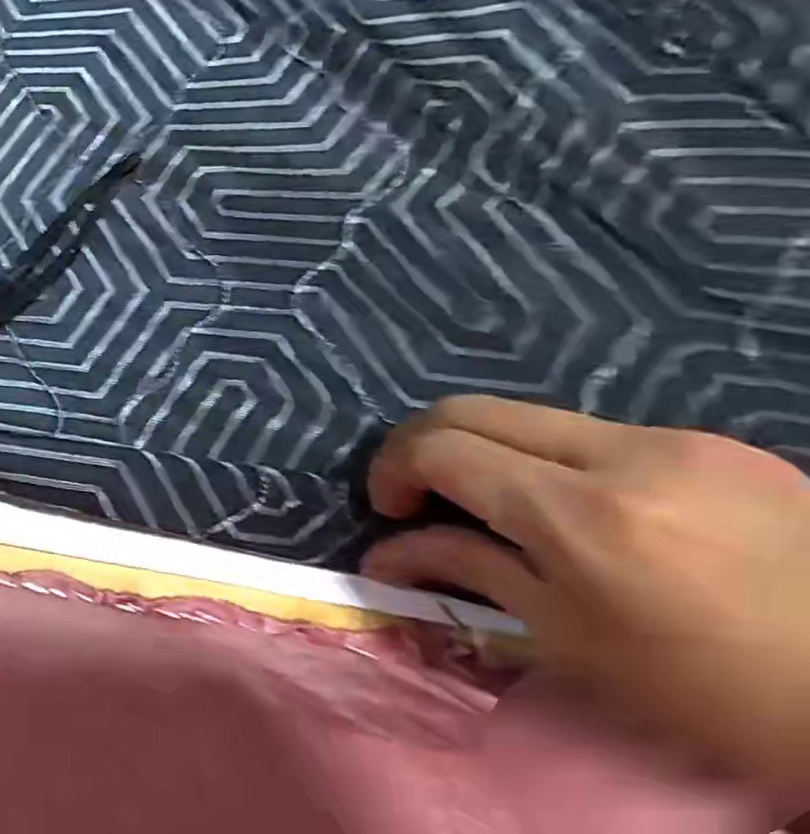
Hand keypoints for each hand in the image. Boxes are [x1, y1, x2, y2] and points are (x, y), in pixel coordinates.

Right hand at [362, 396, 809, 797]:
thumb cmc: (720, 699)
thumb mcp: (574, 645)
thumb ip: (467, 572)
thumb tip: (383, 554)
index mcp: (582, 512)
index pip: (438, 448)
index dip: (392, 469)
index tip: (390, 508)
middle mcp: (627, 455)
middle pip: (472, 409)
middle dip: (423, 444)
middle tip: (418, 492)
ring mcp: (684, 444)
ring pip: (530, 416)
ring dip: (488, 451)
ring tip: (498, 506)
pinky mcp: (725, 449)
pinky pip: (596, 434)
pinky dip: (552, 460)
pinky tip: (582, 510)